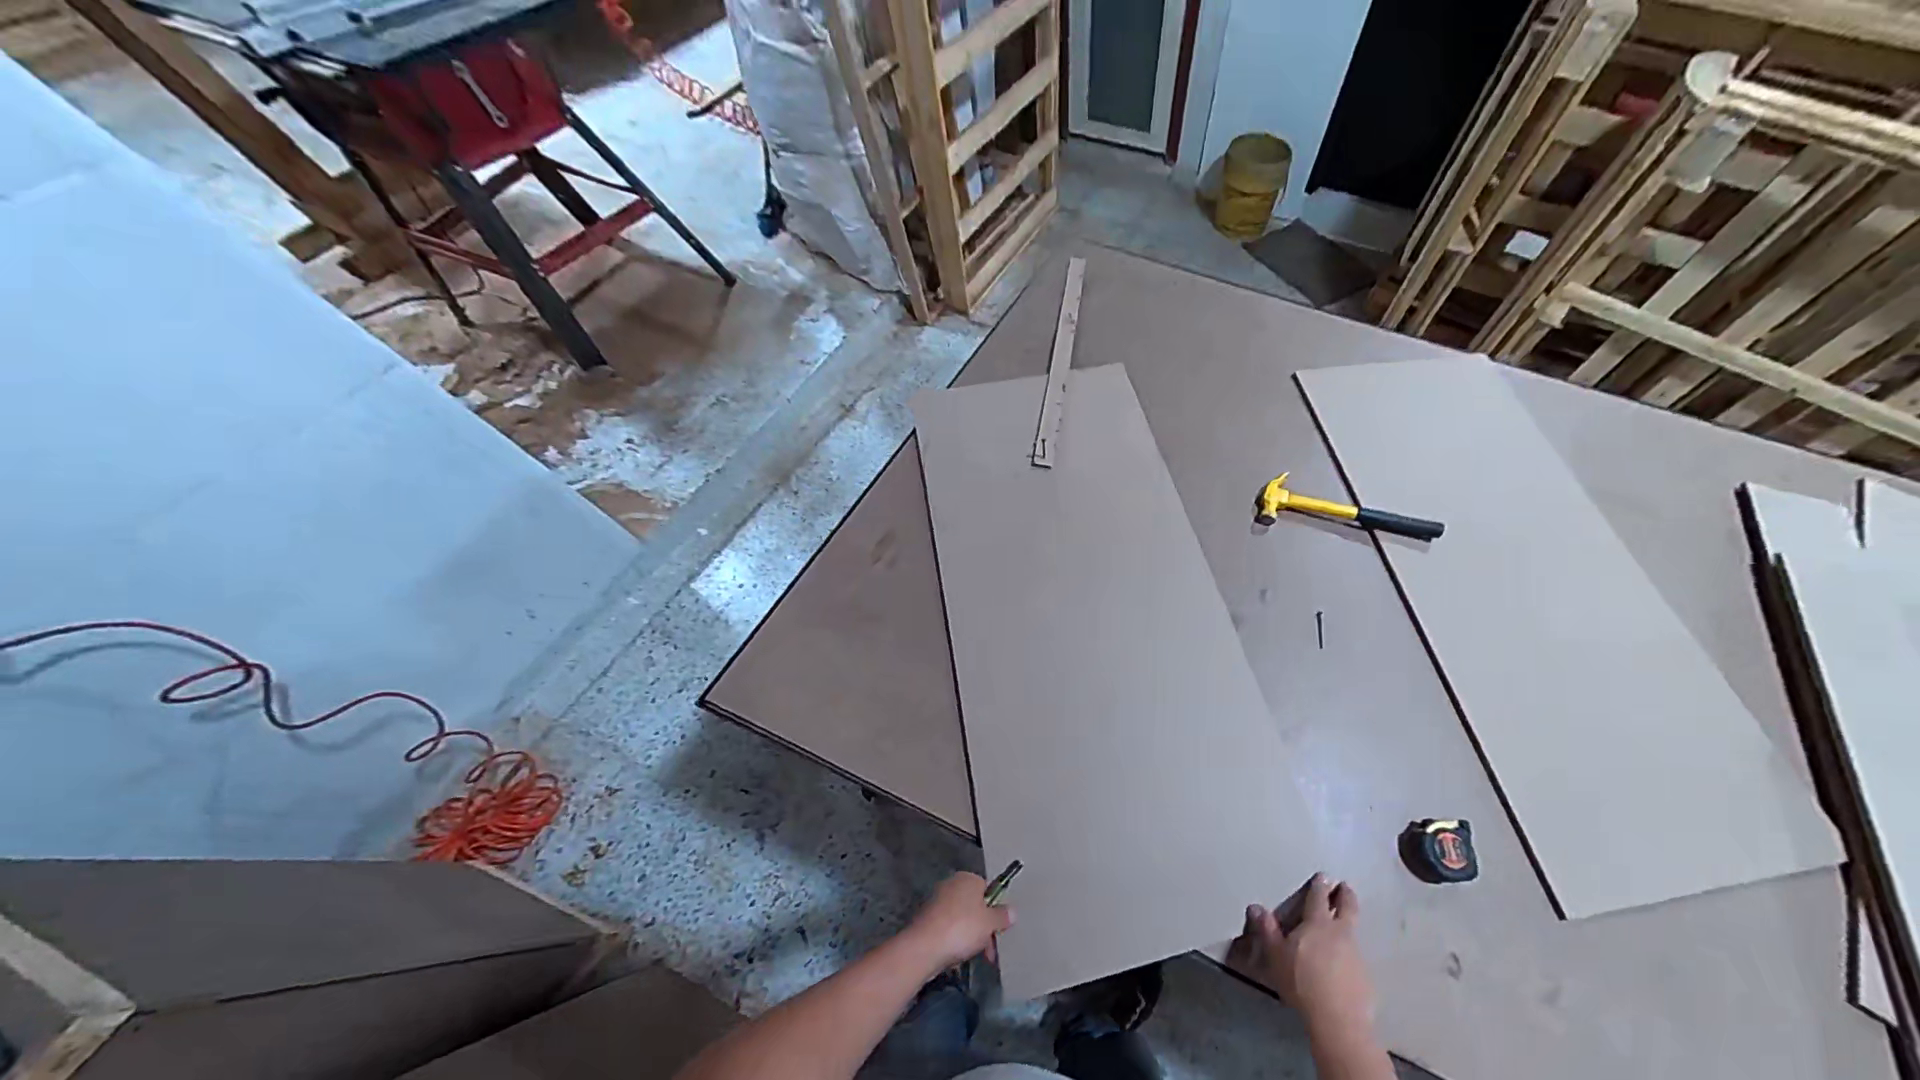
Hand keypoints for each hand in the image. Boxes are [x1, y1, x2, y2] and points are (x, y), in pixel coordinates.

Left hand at [903, 872, 1015, 970]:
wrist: (925, 946)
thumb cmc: (962, 928)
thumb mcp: (990, 923)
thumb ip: (1003, 916)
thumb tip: (1012, 911)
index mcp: (968, 878)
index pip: (988, 889)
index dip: (996, 909)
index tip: (1000, 928)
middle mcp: (952, 884)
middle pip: (975, 905)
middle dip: (984, 927)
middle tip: (989, 949)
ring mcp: (938, 901)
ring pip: (962, 919)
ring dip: (970, 936)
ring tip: (974, 954)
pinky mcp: (927, 918)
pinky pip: (948, 928)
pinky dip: (955, 940)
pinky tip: (957, 955)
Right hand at [1228, 874, 1373, 1044]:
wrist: (1338, 1020)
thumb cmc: (1301, 981)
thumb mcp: (1276, 954)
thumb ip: (1267, 929)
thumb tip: (1256, 907)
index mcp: (1317, 923)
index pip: (1319, 897)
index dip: (1320, 886)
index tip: (1324, 876)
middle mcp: (1340, 934)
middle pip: (1348, 908)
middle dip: (1346, 896)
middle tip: (1345, 887)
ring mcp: (1356, 955)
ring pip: (1353, 932)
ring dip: (1348, 924)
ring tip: (1341, 925)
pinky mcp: (1365, 976)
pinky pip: (1356, 956)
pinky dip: (1349, 952)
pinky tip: (1342, 962)